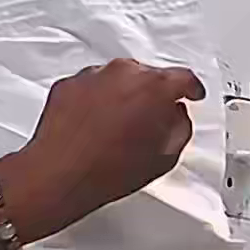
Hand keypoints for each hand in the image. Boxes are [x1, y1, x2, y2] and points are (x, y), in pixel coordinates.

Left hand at [0, 59, 205, 241]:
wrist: (59, 175)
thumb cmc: (106, 170)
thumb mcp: (163, 156)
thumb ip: (179, 127)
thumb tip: (177, 117)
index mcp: (154, 87)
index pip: (184, 78)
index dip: (190, 89)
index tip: (190, 94)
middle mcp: (123, 74)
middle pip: (148, 76)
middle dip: (151, 96)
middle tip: (148, 122)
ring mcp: (93, 76)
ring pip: (117, 79)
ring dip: (120, 97)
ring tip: (116, 130)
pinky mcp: (68, 84)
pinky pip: (90, 87)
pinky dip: (94, 101)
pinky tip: (94, 126)